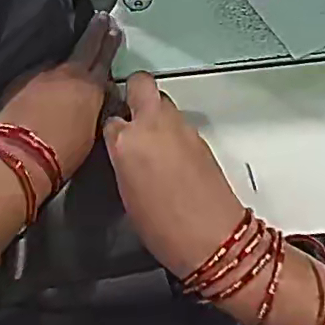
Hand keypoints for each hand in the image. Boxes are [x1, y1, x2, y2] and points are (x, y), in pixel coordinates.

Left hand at [0, 14, 121, 183]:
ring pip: (56, 60)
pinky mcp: (15, 82)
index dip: (109, 41)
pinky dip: (42, 75)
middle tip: (100, 19)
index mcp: (89, 86)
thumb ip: (93, 109)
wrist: (18, 154)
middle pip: (83, 46)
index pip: (103, 56)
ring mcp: (37, 74)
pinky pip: (34, 72)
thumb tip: (92, 103)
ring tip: (71, 58)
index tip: (113, 28)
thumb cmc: (59, 153)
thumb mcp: (90, 133)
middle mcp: (64, 73)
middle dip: (94, 32)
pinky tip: (42, 83)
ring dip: (64, 59)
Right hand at [103, 72, 247, 278]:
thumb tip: (121, 147)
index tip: (111, 134)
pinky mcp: (201, 139)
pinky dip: (173, 133)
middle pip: (142, 84)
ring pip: (163, 102)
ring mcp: (181, 128)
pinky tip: (171, 159)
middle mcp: (154, 124)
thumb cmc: (165, 227)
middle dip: (135, 92)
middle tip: (130, 114)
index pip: (110, 116)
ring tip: (152, 142)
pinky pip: (180, 124)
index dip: (111, 125)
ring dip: (156, 114)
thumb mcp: (125, 191)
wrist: (214, 240)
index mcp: (126, 139)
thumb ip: (121, 157)